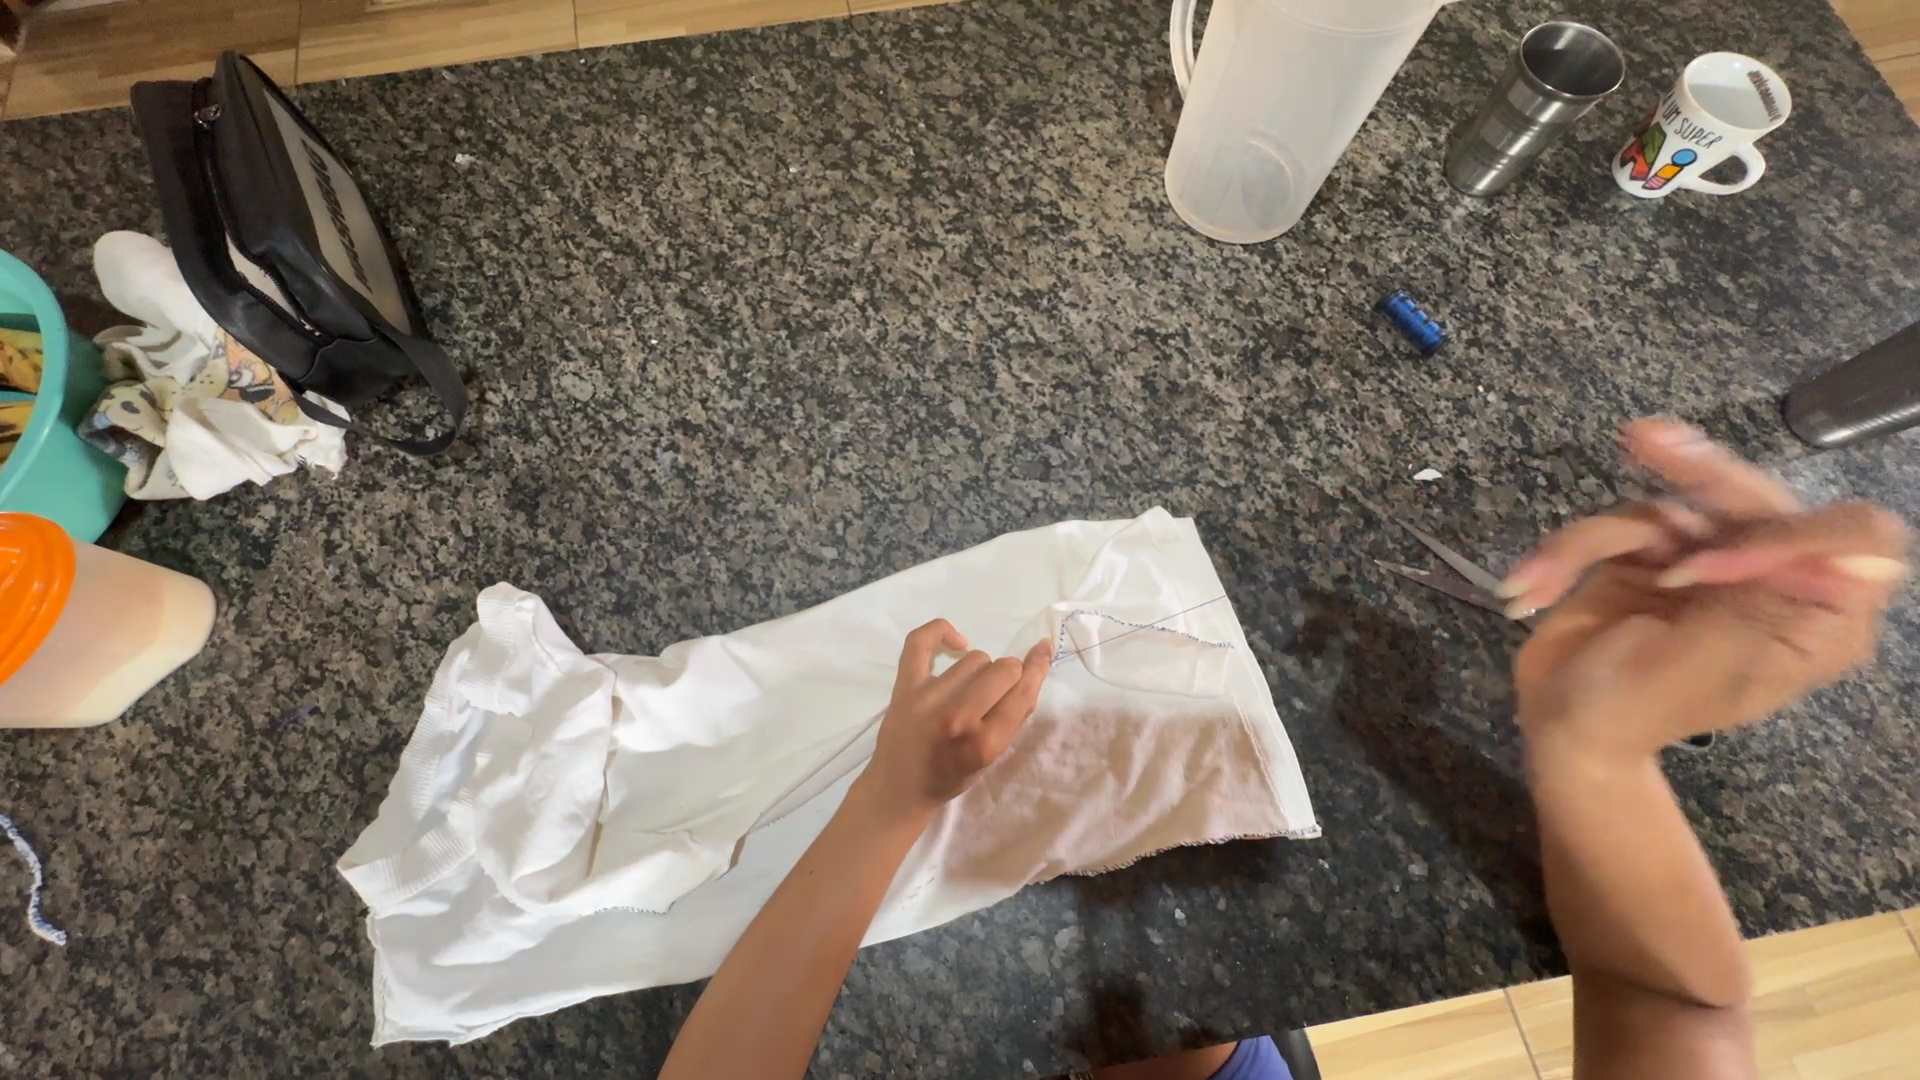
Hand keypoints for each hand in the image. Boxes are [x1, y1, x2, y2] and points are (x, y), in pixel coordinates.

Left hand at [855, 619, 1052, 820]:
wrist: (897, 788)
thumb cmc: (950, 777)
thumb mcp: (992, 759)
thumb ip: (1013, 719)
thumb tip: (1032, 673)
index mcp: (985, 743)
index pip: (1022, 692)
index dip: (1037, 667)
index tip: (1041, 650)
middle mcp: (958, 718)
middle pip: (1003, 668)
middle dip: (1008, 675)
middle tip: (995, 691)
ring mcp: (928, 699)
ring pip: (974, 657)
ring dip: (980, 668)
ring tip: (970, 686)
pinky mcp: (904, 686)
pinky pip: (921, 641)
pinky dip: (941, 631)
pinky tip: (956, 642)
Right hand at [1505, 418, 1907, 759]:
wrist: (1561, 724)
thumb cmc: (1633, 709)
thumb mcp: (1698, 665)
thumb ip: (1765, 604)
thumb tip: (1866, 553)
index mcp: (1811, 616)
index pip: (1847, 541)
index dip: (1788, 532)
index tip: (1701, 563)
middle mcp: (1762, 580)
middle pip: (1751, 504)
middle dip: (1696, 475)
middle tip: (1644, 437)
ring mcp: (1693, 567)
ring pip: (1657, 512)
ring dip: (1581, 545)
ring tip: (1533, 582)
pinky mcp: (1634, 561)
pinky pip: (1602, 532)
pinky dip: (1555, 560)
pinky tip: (1524, 592)